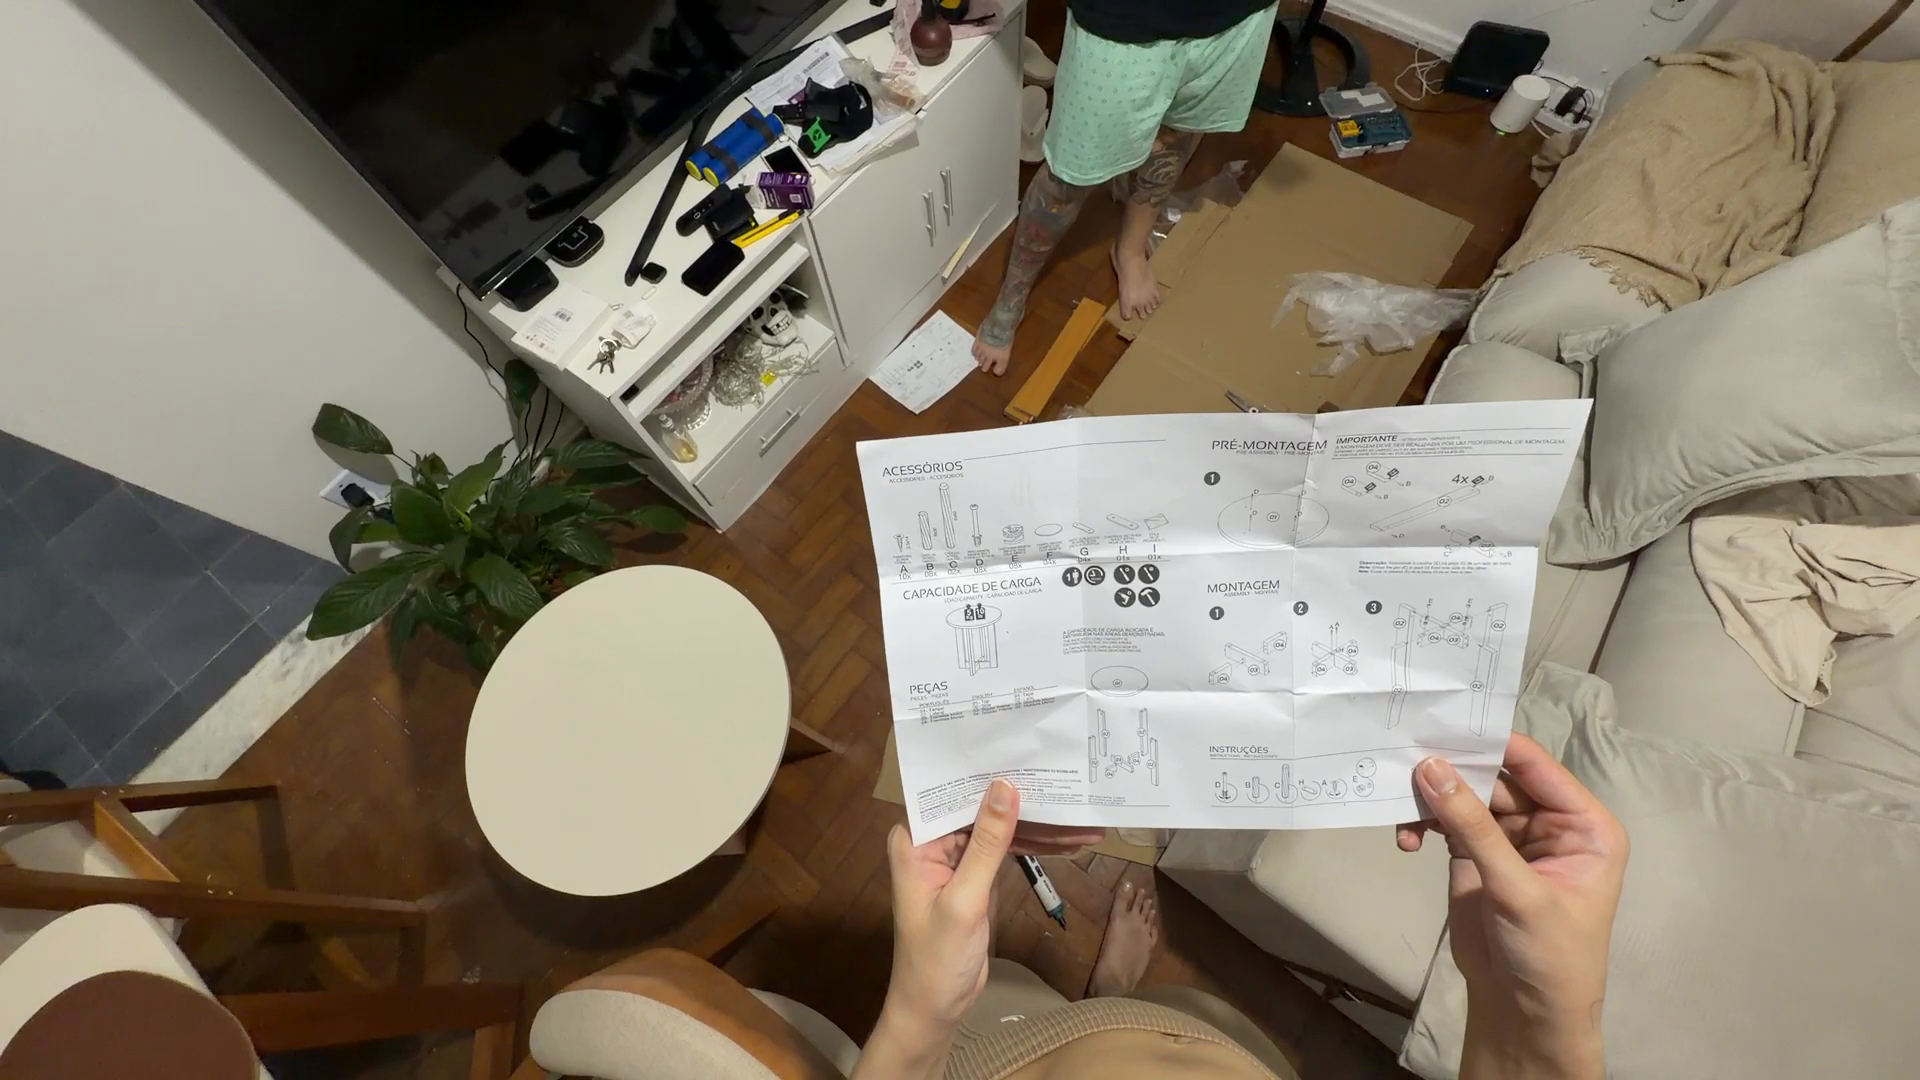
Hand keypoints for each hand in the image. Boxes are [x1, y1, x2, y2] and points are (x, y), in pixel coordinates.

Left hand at [856, 782, 1099, 1079]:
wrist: (935, 1012)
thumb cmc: (936, 958)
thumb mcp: (965, 899)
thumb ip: (986, 843)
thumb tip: (1004, 786)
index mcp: (915, 837)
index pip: (951, 792)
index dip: (985, 771)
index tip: (1022, 749)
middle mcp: (933, 838)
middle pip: (979, 804)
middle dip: (1019, 796)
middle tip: (1060, 773)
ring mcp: (956, 855)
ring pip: (999, 826)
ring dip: (1037, 823)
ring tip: (1078, 809)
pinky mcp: (976, 872)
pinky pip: (1007, 848)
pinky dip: (1035, 845)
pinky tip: (1069, 837)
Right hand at [1397, 735, 1626, 1078]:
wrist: (1524, 1011)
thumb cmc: (1549, 954)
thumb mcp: (1516, 889)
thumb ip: (1472, 826)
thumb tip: (1428, 765)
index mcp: (1582, 824)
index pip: (1532, 764)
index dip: (1489, 742)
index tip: (1439, 723)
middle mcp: (1546, 822)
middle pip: (1488, 775)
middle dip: (1446, 772)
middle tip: (1401, 762)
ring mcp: (1506, 836)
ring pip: (1458, 794)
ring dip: (1426, 801)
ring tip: (1399, 812)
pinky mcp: (1473, 850)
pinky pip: (1441, 818)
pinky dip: (1419, 823)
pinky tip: (1405, 841)